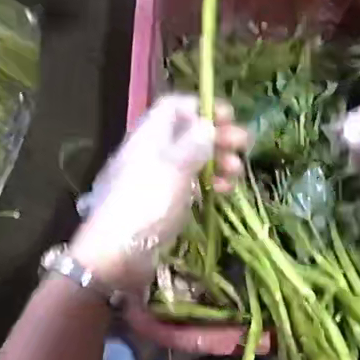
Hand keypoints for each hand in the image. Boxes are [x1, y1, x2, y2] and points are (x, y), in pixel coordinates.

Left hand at [72, 95, 247, 291]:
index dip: (201, 107)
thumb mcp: (173, 168)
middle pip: (188, 132)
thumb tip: (207, 124)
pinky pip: (190, 184)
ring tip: (237, 171)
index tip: (228, 117)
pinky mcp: (163, 202)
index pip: (175, 107)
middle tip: (243, 144)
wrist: (115, 253)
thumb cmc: (145, 203)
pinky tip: (224, 191)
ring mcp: (157, 178)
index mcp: (149, 135)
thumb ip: (194, 144)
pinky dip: (209, 183)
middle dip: (217, 135)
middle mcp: (153, 151)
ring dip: (217, 160)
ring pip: (192, 159)